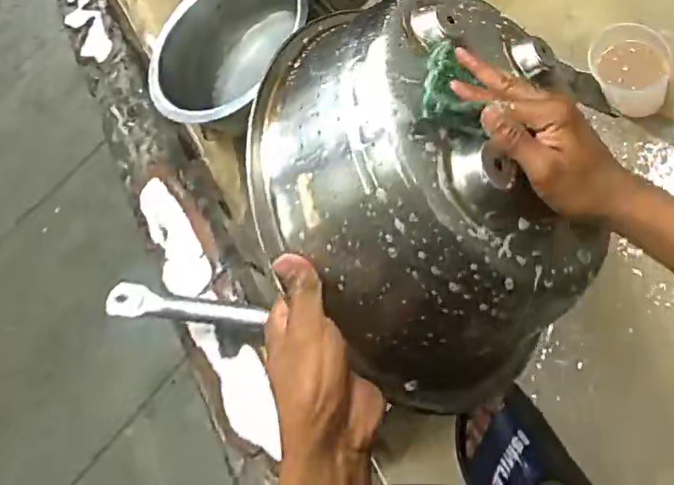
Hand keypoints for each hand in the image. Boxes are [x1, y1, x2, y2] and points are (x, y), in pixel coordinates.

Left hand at [263, 254, 384, 484]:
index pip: (292, 287)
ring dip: (358, 298)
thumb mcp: (306, 330)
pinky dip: (375, 317)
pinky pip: (366, 328)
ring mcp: (332, 347)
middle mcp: (306, 336)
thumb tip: (284, 259)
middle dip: (337, 280)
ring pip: (345, 311)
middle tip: (360, 248)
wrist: (340, 433)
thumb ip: (302, 293)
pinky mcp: (358, 356)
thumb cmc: (311, 385)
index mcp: (285, 328)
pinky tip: (388, 299)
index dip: (306, 266)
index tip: (325, 240)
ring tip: (378, 266)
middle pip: (322, 297)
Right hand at [449, 47, 639, 219]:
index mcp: (550, 112)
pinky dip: (506, 93)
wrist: (615, 196)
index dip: (476, 94)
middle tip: (460, 54)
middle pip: (510, 86)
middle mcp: (553, 103)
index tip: (452, 84)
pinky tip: (499, 91)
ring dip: (493, 79)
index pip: (504, 101)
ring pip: (518, 90)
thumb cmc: (580, 188)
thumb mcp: (544, 169)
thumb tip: (486, 111)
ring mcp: (557, 110)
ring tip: (473, 65)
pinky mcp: (558, 120)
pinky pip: (525, 101)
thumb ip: (514, 139)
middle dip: (483, 71)